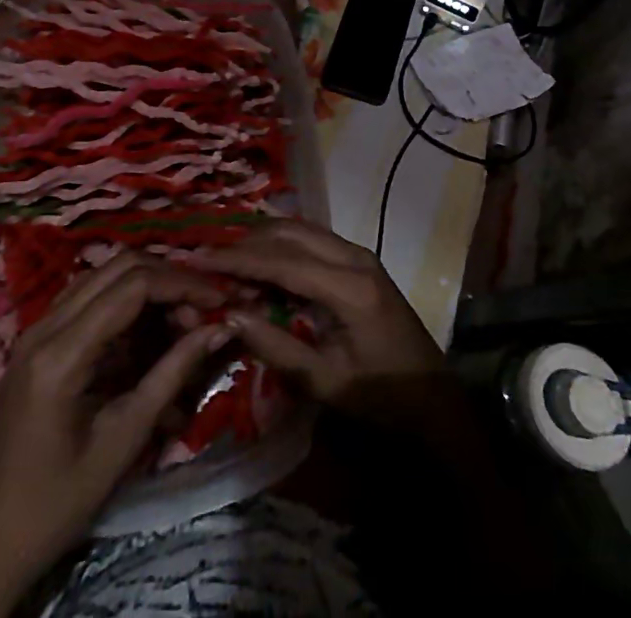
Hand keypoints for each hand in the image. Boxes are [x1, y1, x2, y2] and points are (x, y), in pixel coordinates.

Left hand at [0, 258, 231, 616]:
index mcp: (61, 353)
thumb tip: (219, 330)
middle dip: (169, 278)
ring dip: (148, 286)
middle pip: (118, 268)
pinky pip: (88, 299)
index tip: (220, 301)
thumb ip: (173, 374)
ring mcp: (36, 331)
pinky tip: (151, 328)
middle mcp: (44, 327)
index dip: (183, 285)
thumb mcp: (124, 437)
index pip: (133, 286)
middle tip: (205, 309)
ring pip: (102, 277)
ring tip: (185, 318)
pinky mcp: (37, 342)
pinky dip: (125, 301)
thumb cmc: (56, 500)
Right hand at [185, 220, 448, 426]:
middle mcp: (355, 258)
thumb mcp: (325, 381)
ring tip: (228, 261)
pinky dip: (283, 248)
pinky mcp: (362, 263)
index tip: (196, 258)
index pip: (280, 261)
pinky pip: (314, 241)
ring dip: (264, 241)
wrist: (434, 400)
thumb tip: (228, 315)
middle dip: (246, 243)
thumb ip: (275, 346)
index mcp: (349, 287)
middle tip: (208, 259)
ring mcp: (361, 256)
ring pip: (302, 230)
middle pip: (290, 233)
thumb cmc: (382, 397)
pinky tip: (262, 265)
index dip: (236, 259)